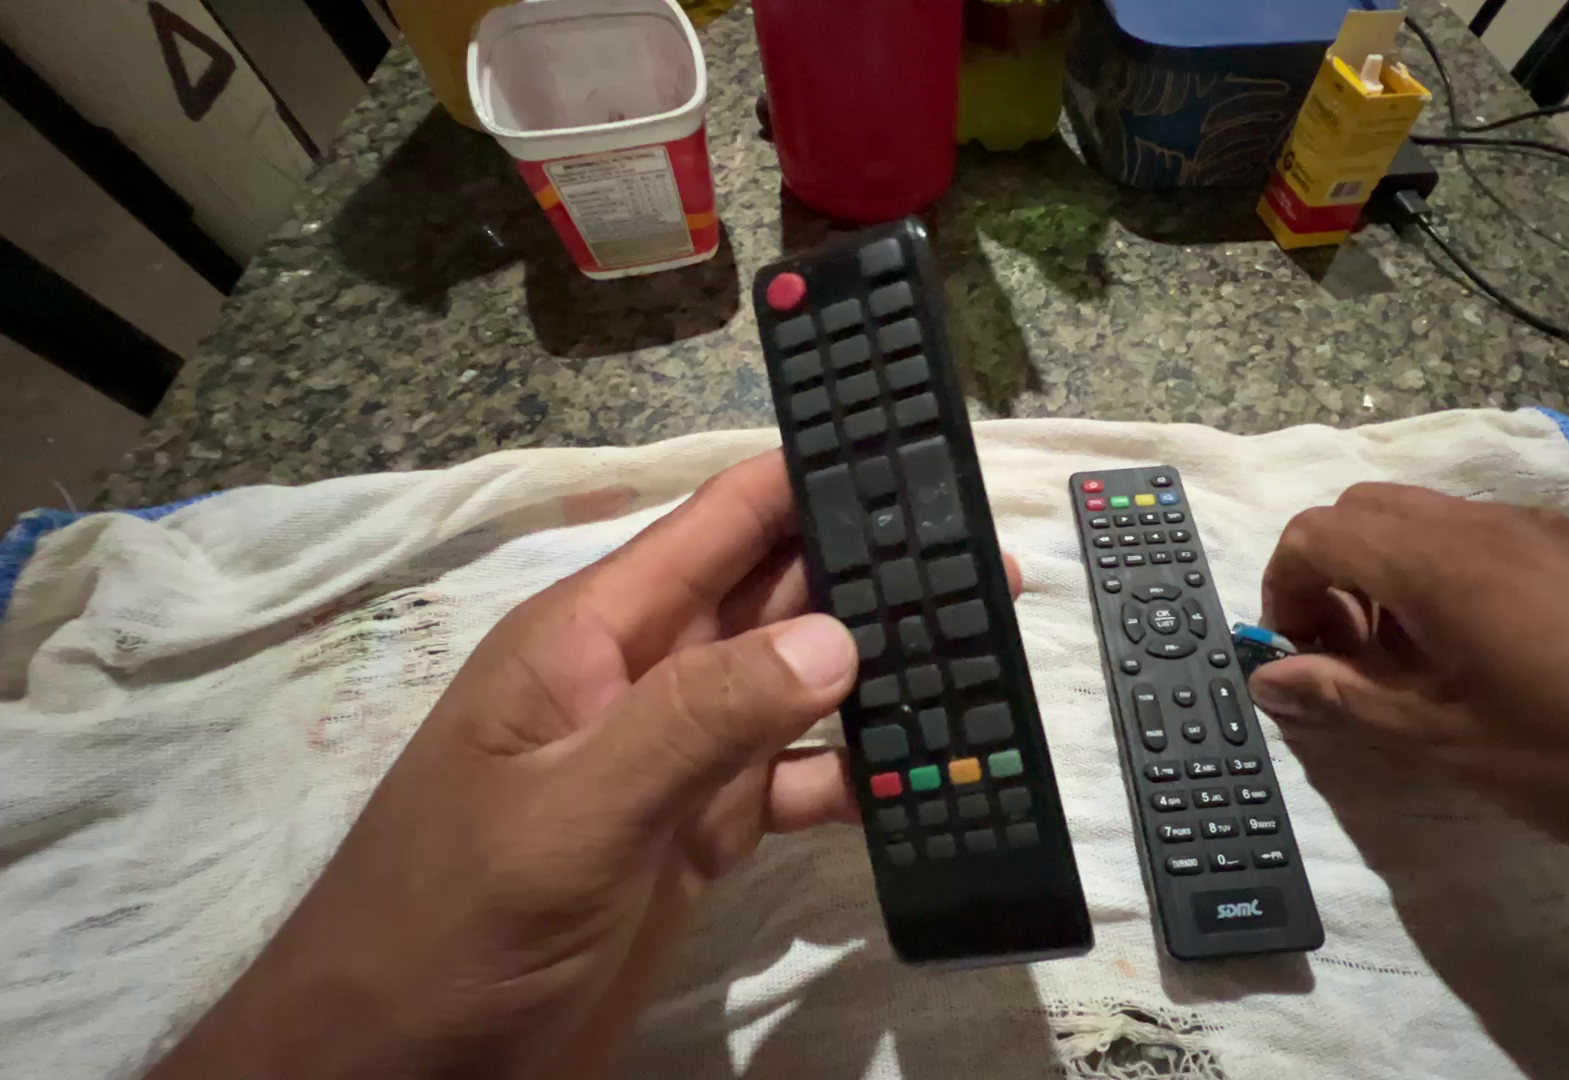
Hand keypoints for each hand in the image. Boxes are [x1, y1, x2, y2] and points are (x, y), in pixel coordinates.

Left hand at [150, 452, 1020, 1079]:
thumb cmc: (453, 931)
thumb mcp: (574, 814)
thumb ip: (700, 718)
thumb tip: (835, 640)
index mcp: (602, 632)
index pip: (720, 525)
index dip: (803, 481)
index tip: (897, 458)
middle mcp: (653, 672)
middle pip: (779, 596)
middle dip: (871, 575)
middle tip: (977, 565)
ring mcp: (686, 749)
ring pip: (801, 682)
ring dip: (878, 673)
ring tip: (973, 656)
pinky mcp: (710, 820)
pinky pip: (799, 773)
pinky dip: (853, 772)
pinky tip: (914, 778)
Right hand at [1247, 483, 1568, 916]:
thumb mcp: (1448, 743)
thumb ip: (1343, 699)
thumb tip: (1265, 680)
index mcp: (1440, 564)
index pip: (1315, 533)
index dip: (1283, 587)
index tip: (1298, 649)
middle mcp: (1485, 525)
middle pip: (1361, 509)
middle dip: (1327, 570)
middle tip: (1346, 647)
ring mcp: (1544, 530)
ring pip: (1420, 516)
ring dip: (1382, 570)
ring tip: (1410, 654)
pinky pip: (1479, 534)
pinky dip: (1439, 572)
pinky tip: (1479, 649)